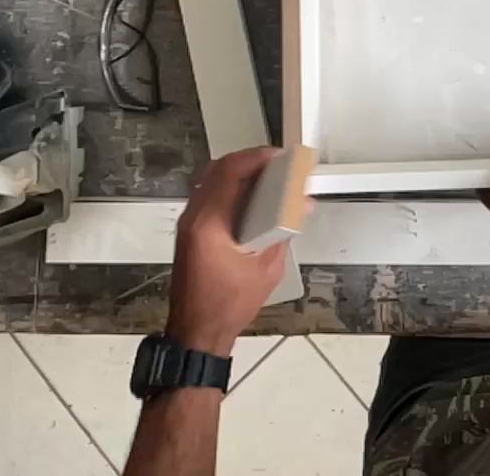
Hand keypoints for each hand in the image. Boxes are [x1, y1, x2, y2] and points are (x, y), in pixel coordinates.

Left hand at [167, 146, 288, 356]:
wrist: (196, 334)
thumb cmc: (229, 305)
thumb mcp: (266, 268)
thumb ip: (282, 233)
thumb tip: (300, 207)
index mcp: (209, 222)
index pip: (231, 171)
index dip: (257, 157)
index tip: (280, 156)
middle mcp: (194, 216)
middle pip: (219, 168)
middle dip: (250, 160)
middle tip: (277, 164)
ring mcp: (189, 223)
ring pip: (213, 179)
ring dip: (240, 172)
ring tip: (269, 177)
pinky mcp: (191, 231)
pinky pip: (211, 195)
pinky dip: (232, 187)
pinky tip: (253, 198)